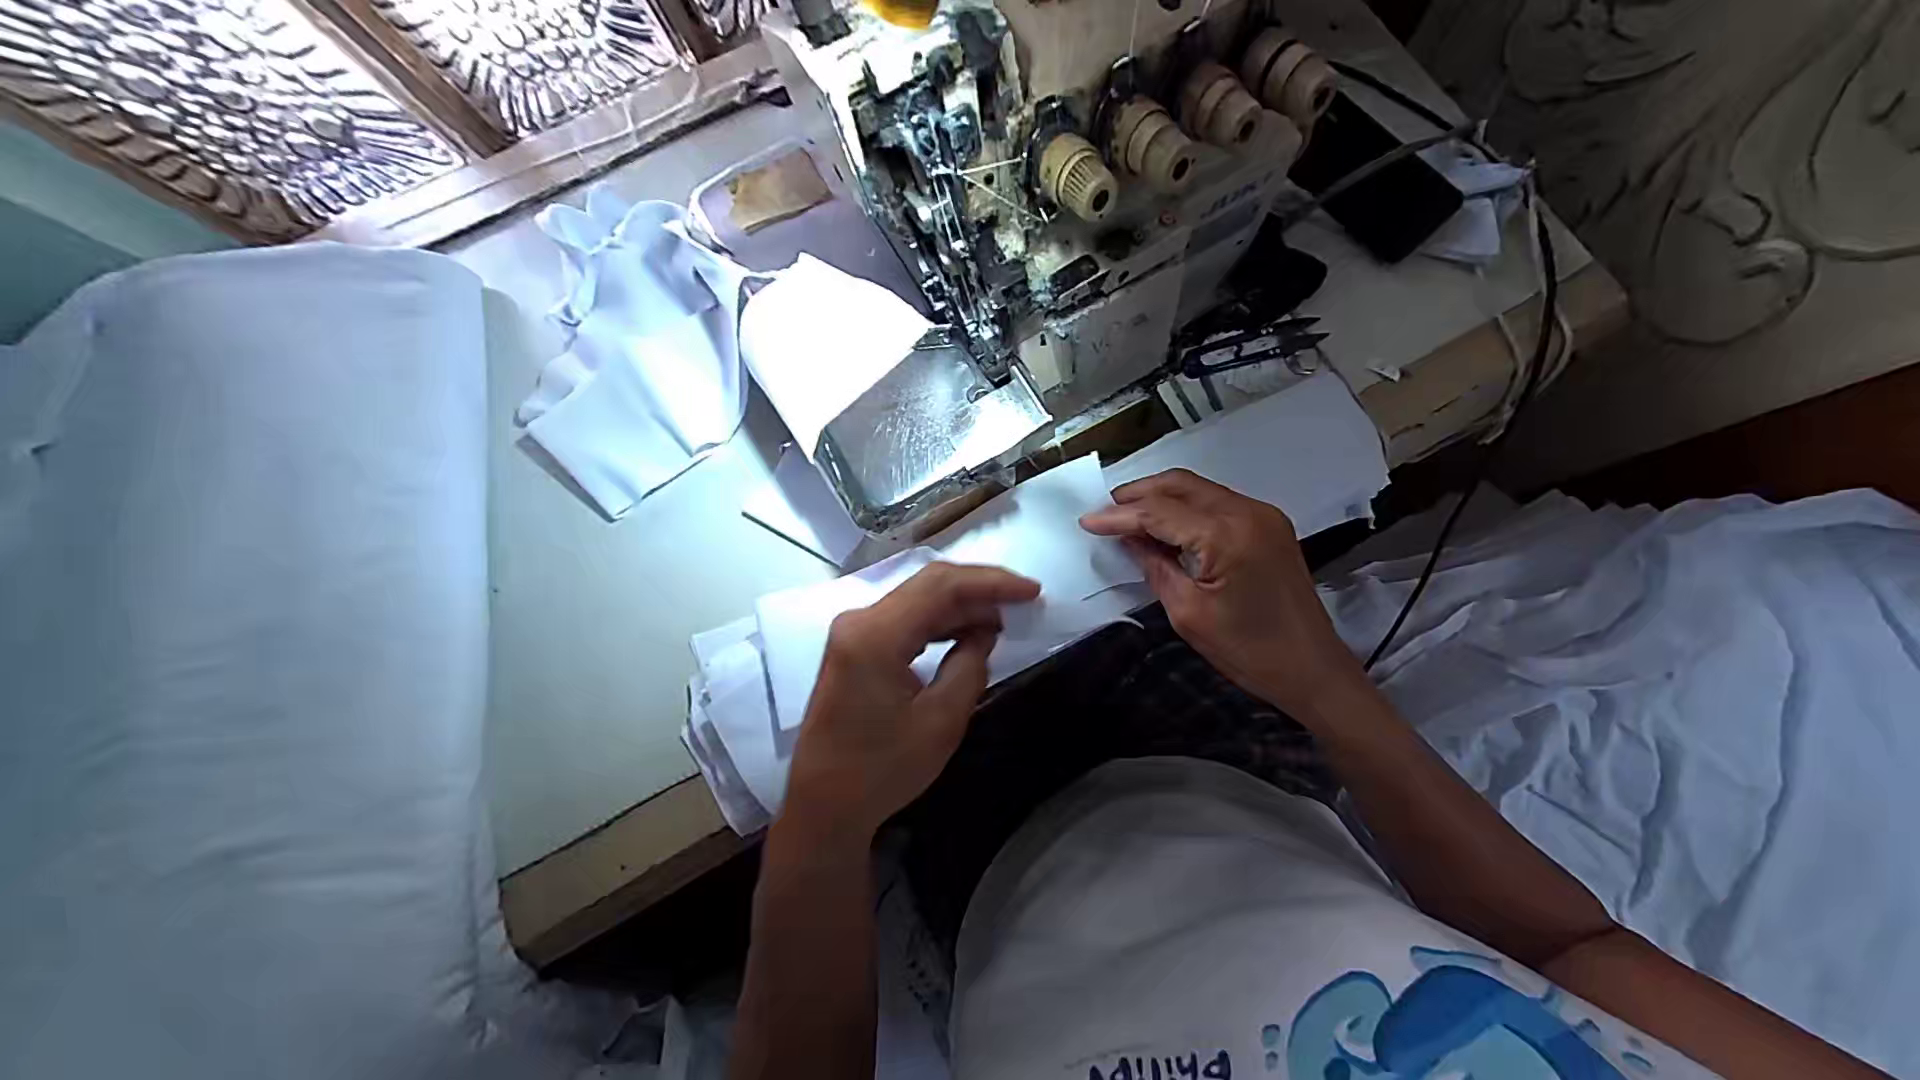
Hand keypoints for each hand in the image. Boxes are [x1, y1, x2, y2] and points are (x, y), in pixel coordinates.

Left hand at [783, 562, 1040, 840]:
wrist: (824, 806)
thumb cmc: (881, 770)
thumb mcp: (941, 721)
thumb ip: (970, 665)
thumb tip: (984, 632)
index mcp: (875, 634)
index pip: (941, 586)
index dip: (991, 583)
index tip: (1031, 591)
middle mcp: (859, 621)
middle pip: (928, 586)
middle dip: (979, 590)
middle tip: (1023, 602)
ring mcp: (853, 633)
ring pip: (917, 600)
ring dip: (961, 606)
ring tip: (1004, 619)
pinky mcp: (855, 648)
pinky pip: (904, 621)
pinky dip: (939, 623)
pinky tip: (968, 632)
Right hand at [1079, 468, 1365, 718]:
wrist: (1313, 670)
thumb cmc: (1248, 651)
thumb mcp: (1188, 612)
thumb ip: (1154, 565)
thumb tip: (1128, 538)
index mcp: (1227, 535)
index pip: (1159, 511)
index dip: (1118, 516)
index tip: (1086, 522)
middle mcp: (1248, 512)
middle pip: (1180, 485)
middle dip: (1137, 494)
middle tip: (1104, 512)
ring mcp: (1263, 515)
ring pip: (1198, 489)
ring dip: (1160, 498)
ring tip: (1127, 517)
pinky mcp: (1269, 525)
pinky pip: (1216, 503)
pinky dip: (1185, 508)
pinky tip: (1164, 526)